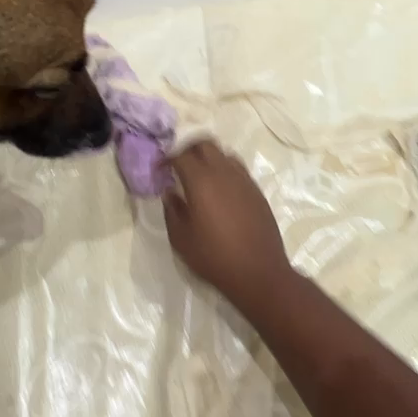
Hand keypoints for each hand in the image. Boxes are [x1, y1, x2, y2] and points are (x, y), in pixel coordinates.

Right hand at [162, 140, 293, 296]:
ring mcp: (244, 180)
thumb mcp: (181, 239)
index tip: (159, 169)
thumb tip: (170, 193)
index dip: (166, 158)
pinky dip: (225, 170)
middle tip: (178, 165)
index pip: (180, 155)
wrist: (258, 272)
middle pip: (205, 144)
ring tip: (199, 176)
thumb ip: (172, 210)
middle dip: (188, 149)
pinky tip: (219, 190)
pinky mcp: (257, 191)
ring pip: (224, 154)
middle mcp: (224, 173)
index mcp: (201, 181)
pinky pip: (238, 169)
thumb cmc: (214, 257)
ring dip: (209, 158)